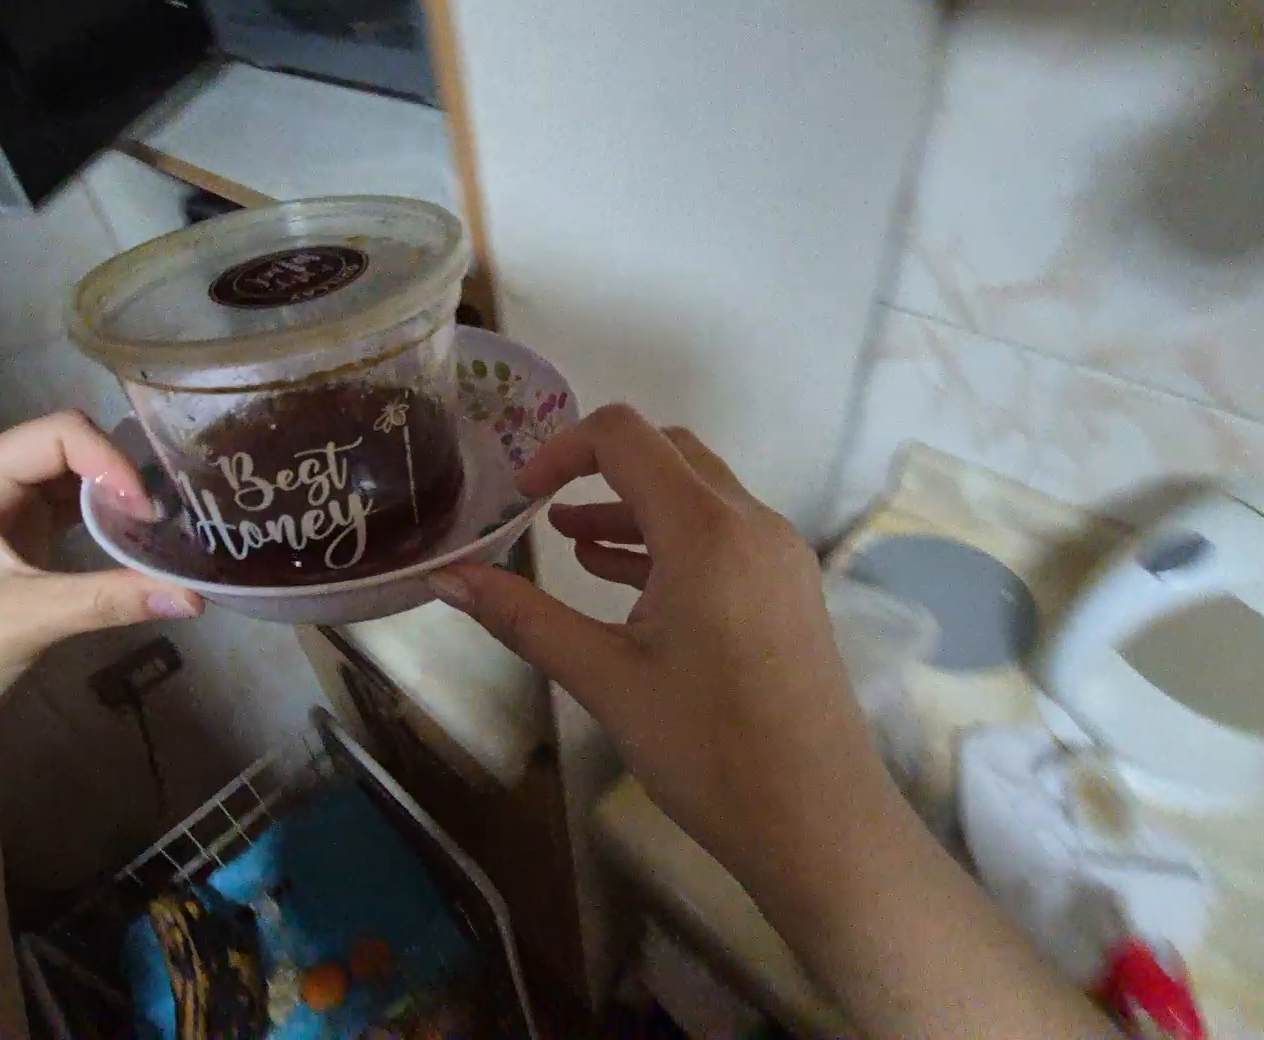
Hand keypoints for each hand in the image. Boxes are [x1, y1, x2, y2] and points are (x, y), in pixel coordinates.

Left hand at [0, 411, 204, 759]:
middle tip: (165, 514)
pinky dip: (106, 518)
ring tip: (160, 524)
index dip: (111, 461)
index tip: (148, 510)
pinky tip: (135, 540)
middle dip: (120, 473)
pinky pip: (70, 509)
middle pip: (68, 447)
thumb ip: (112, 600)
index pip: (57, 435)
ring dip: (116, 495)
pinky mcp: (15, 540)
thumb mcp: (28, 619)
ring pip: (73, 477)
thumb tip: (195, 596)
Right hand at [426, 404, 889, 876]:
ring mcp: (778, 554)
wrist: (820, 825)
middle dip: (599, 467)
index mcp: (706, 531)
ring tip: (570, 539)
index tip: (520, 495)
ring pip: (697, 493)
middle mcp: (751, 523)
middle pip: (667, 451)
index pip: (625, 437)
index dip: (561, 450)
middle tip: (543, 505)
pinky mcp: (787, 586)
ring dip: (631, 504)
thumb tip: (444, 579)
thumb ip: (522, 617)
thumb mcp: (603, 678)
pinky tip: (622, 577)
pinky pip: (720, 534)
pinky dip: (667, 538)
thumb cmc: (707, 750)